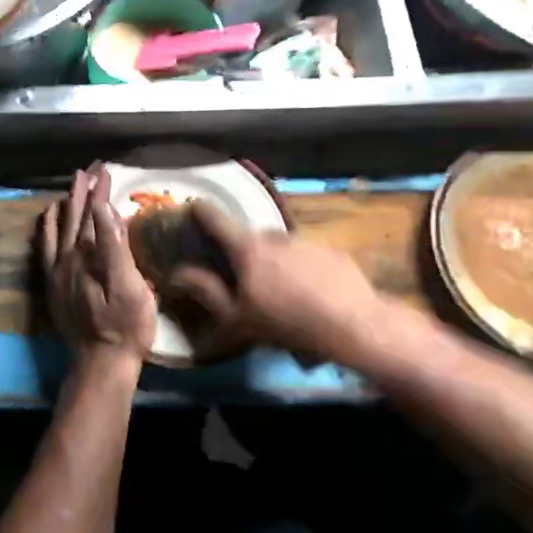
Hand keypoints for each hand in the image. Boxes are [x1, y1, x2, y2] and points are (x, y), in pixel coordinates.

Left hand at [39, 165, 156, 363]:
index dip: (99, 191)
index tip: (105, 169)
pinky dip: (48, 230)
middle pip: (73, 217)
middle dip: (81, 191)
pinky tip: (49, 222)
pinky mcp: (54, 286)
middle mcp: (67, 259)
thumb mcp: (130, 286)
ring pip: (57, 229)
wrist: (101, 362)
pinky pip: (46, 249)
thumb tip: (104, 208)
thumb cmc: (125, 326)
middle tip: (88, 170)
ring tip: (69, 189)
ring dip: (65, 206)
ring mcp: (58, 272)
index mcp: (88, 255)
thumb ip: (115, 246)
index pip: (93, 213)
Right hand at [168, 203, 390, 364]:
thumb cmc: (286, 322)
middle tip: (244, 278)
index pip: (217, 220)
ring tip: (281, 292)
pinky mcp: (334, 253)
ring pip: (281, 247)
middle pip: (250, 237)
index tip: (194, 206)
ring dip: (275, 262)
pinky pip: (308, 257)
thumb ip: (205, 291)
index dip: (202, 211)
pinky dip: (302, 269)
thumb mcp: (236, 317)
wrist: (355, 326)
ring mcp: (307, 242)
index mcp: (247, 249)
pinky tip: (309, 295)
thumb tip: (177, 273)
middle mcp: (275, 236)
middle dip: (243, 252)